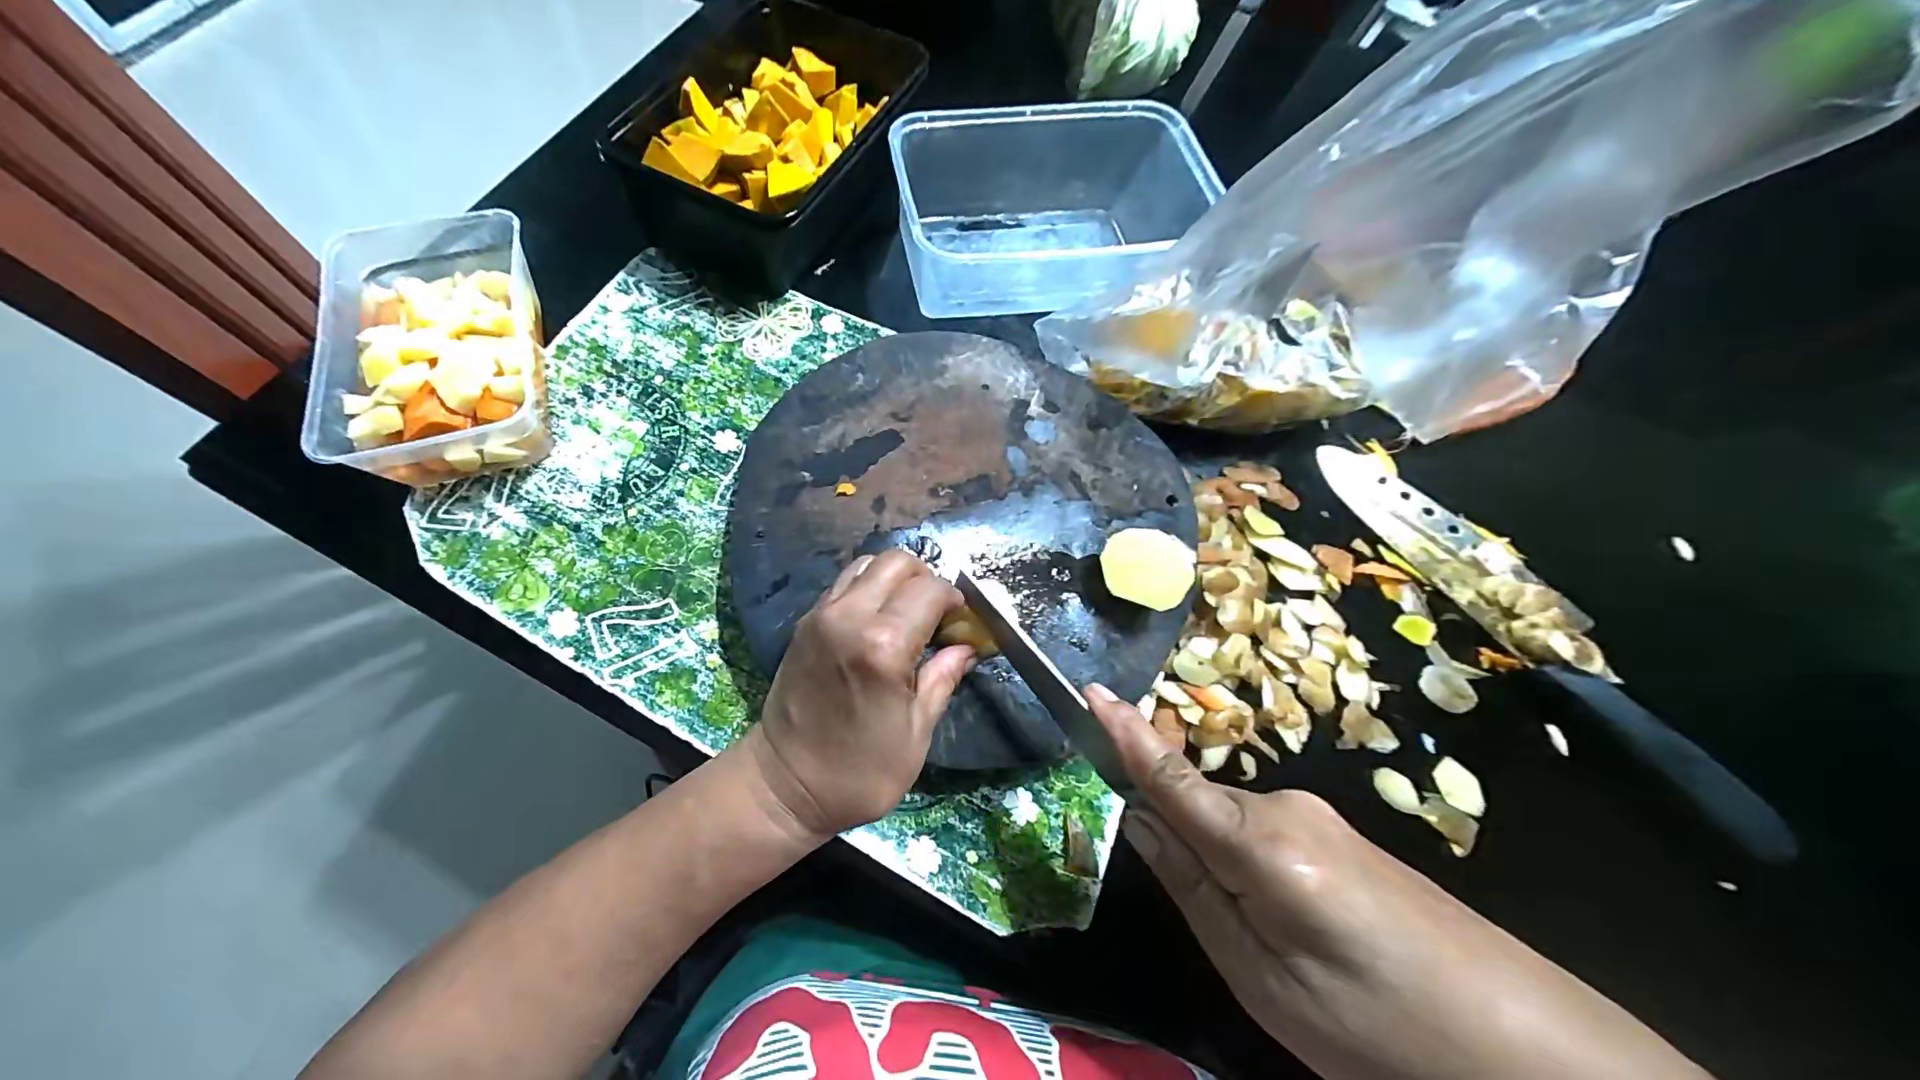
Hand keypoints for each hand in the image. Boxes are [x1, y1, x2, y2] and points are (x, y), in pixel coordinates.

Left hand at [745, 551, 973, 841]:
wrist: (785, 786)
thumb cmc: (860, 771)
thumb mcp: (916, 732)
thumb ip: (942, 678)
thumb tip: (967, 647)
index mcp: (883, 646)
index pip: (930, 590)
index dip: (954, 600)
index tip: (961, 622)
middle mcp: (849, 617)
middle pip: (897, 562)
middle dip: (926, 579)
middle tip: (935, 613)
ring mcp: (822, 616)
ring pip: (868, 564)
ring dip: (895, 579)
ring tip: (907, 614)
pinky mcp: (806, 622)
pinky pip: (845, 584)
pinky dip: (869, 589)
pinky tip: (878, 621)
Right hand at [1084, 684, 1712, 1079]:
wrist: (1533, 1048)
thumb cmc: (1380, 1029)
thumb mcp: (1263, 979)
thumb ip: (1193, 890)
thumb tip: (1139, 821)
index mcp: (1260, 845)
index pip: (1171, 779)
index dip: (1125, 735)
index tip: (1089, 691)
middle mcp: (1287, 809)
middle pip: (1198, 805)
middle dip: (1176, 841)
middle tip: (1211, 929)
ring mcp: (1321, 819)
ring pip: (1231, 825)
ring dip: (1218, 865)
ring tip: (1268, 952)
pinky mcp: (1342, 837)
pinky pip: (1265, 836)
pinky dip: (1249, 867)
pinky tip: (1296, 934)